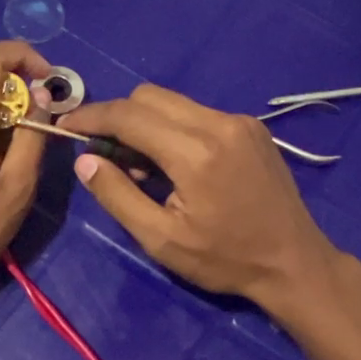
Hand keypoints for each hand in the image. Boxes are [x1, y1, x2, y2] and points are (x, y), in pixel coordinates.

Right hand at [58, 84, 343, 315]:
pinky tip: (172, 165)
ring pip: (174, 102)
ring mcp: (239, 122)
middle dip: (117, 117)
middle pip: (149, 96)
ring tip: (138, 167)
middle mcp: (219, 123)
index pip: (129, 116)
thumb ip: (117, 195)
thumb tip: (85, 160)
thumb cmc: (223, 260)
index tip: (67, 125)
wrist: (294, 263)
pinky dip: (172, 128)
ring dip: (145, 123)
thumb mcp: (161, 239)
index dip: (92, 117)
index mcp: (195, 152)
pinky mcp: (251, 128)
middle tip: (103, 155)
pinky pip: (197, 113)